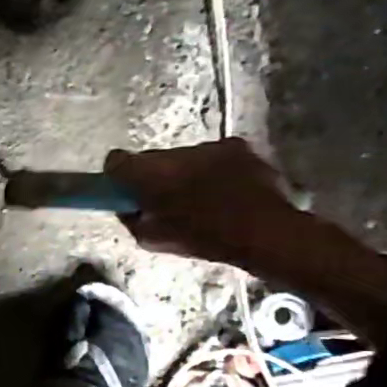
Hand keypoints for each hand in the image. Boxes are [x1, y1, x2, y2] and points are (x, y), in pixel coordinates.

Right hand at [105, 138, 386, 343]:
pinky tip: (225, 191)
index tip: (124, 190)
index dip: (117, 175)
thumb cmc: (205, 239)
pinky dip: (214, 170)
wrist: (270, 234)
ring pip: (184, 157)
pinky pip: (214, 157)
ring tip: (200, 198)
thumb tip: (129, 207)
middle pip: (152, 158)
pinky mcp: (239, 147)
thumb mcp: (152, 240)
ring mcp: (210, 146)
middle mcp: (175, 152)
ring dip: (185, 172)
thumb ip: (131, 217)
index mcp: (149, 173)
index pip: (116, 160)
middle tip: (164, 199)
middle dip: (155, 175)